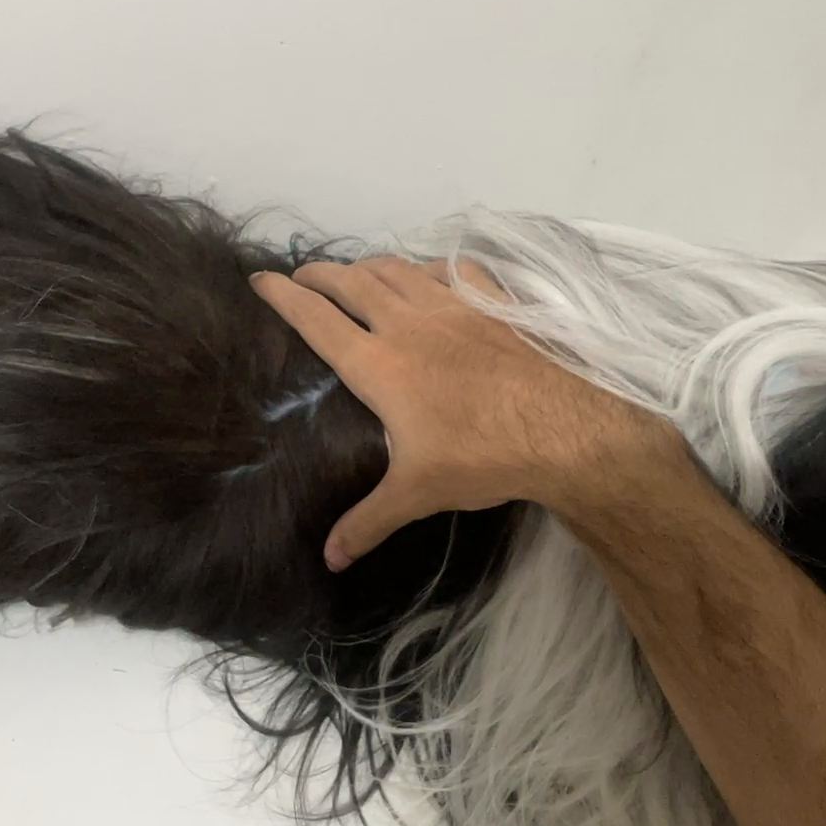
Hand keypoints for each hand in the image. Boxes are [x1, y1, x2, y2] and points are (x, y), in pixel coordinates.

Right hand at [251, 257, 681, 569]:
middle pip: (351, 281)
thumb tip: (328, 560)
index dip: (284, 296)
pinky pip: (449, 269)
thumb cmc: (481, 458)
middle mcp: (407, 324)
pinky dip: (426, 267)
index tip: (260, 279)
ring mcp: (453, 305)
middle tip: (301, 274)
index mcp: (379, 365)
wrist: (565, 430)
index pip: (317, 320)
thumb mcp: (416, 494)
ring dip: (366, 265)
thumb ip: (367, 522)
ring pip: (396, 268)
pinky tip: (427, 274)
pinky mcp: (491, 301)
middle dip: (319, 272)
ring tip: (353, 271)